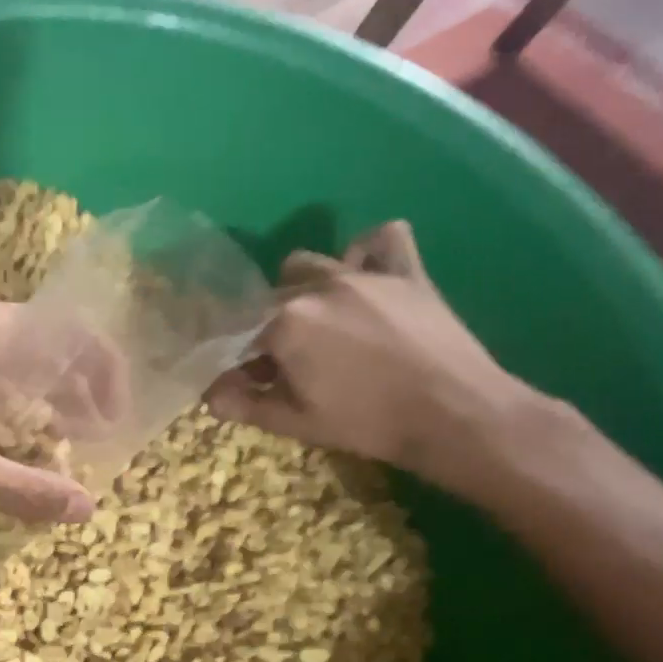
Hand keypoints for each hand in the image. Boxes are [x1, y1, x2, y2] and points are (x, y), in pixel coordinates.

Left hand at [0, 297, 94, 522]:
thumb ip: (26, 488)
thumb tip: (88, 508)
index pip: (69, 336)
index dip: (102, 379)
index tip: (112, 426)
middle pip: (40, 348)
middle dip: (70, 395)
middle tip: (85, 442)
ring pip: (5, 365)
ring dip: (33, 403)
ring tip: (49, 448)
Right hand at [205, 222, 536, 484]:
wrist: (454, 413)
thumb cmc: (364, 422)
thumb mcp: (292, 422)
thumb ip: (242, 403)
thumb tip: (209, 393)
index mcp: (283, 323)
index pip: (240, 333)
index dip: (244, 358)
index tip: (254, 380)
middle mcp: (317, 289)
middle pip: (271, 299)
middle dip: (269, 326)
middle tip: (288, 361)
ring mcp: (364, 275)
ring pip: (311, 265)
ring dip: (302, 287)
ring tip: (318, 319)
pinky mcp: (406, 273)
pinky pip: (383, 239)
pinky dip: (367, 250)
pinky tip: (363, 273)